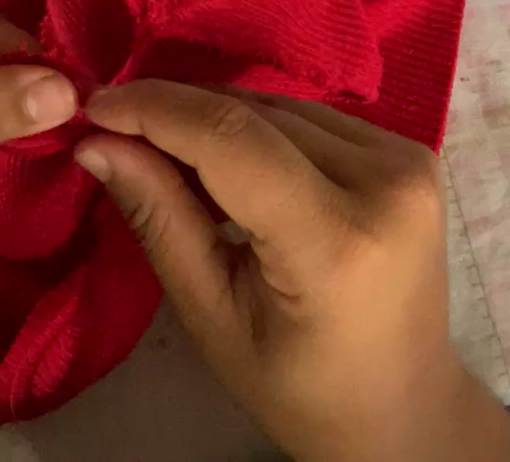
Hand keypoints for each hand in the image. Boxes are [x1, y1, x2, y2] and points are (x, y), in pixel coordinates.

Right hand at [73, 83, 509, 461]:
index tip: (96, 105)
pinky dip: (263, 127)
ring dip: (219, 117)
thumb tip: (98, 143)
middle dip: (179, 112)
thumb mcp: (213, 318)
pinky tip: (234, 157)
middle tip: (118, 129)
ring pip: (284, 106)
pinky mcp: (413, 149)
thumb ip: (160, 220)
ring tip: (172, 149)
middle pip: (257, 115)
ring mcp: (408, 159)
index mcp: (338, 241)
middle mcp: (386, 182)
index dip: (158, 110)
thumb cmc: (301, 386)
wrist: (406, 404)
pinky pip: (314, 116)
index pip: (234, 140)